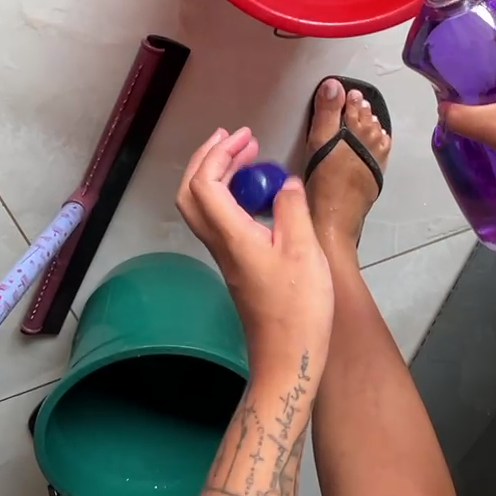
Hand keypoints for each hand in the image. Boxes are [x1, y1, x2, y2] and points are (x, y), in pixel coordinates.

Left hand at [176, 127, 331, 377]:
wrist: (287, 358)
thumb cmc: (299, 309)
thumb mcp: (304, 252)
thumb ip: (292, 210)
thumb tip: (284, 183)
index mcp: (232, 236)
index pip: (204, 184)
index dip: (217, 154)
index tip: (243, 138)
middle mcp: (220, 244)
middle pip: (190, 194)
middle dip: (207, 159)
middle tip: (236, 140)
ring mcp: (226, 256)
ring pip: (202, 207)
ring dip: (216, 175)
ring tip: (247, 158)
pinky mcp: (236, 266)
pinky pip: (219, 220)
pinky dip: (229, 195)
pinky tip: (257, 195)